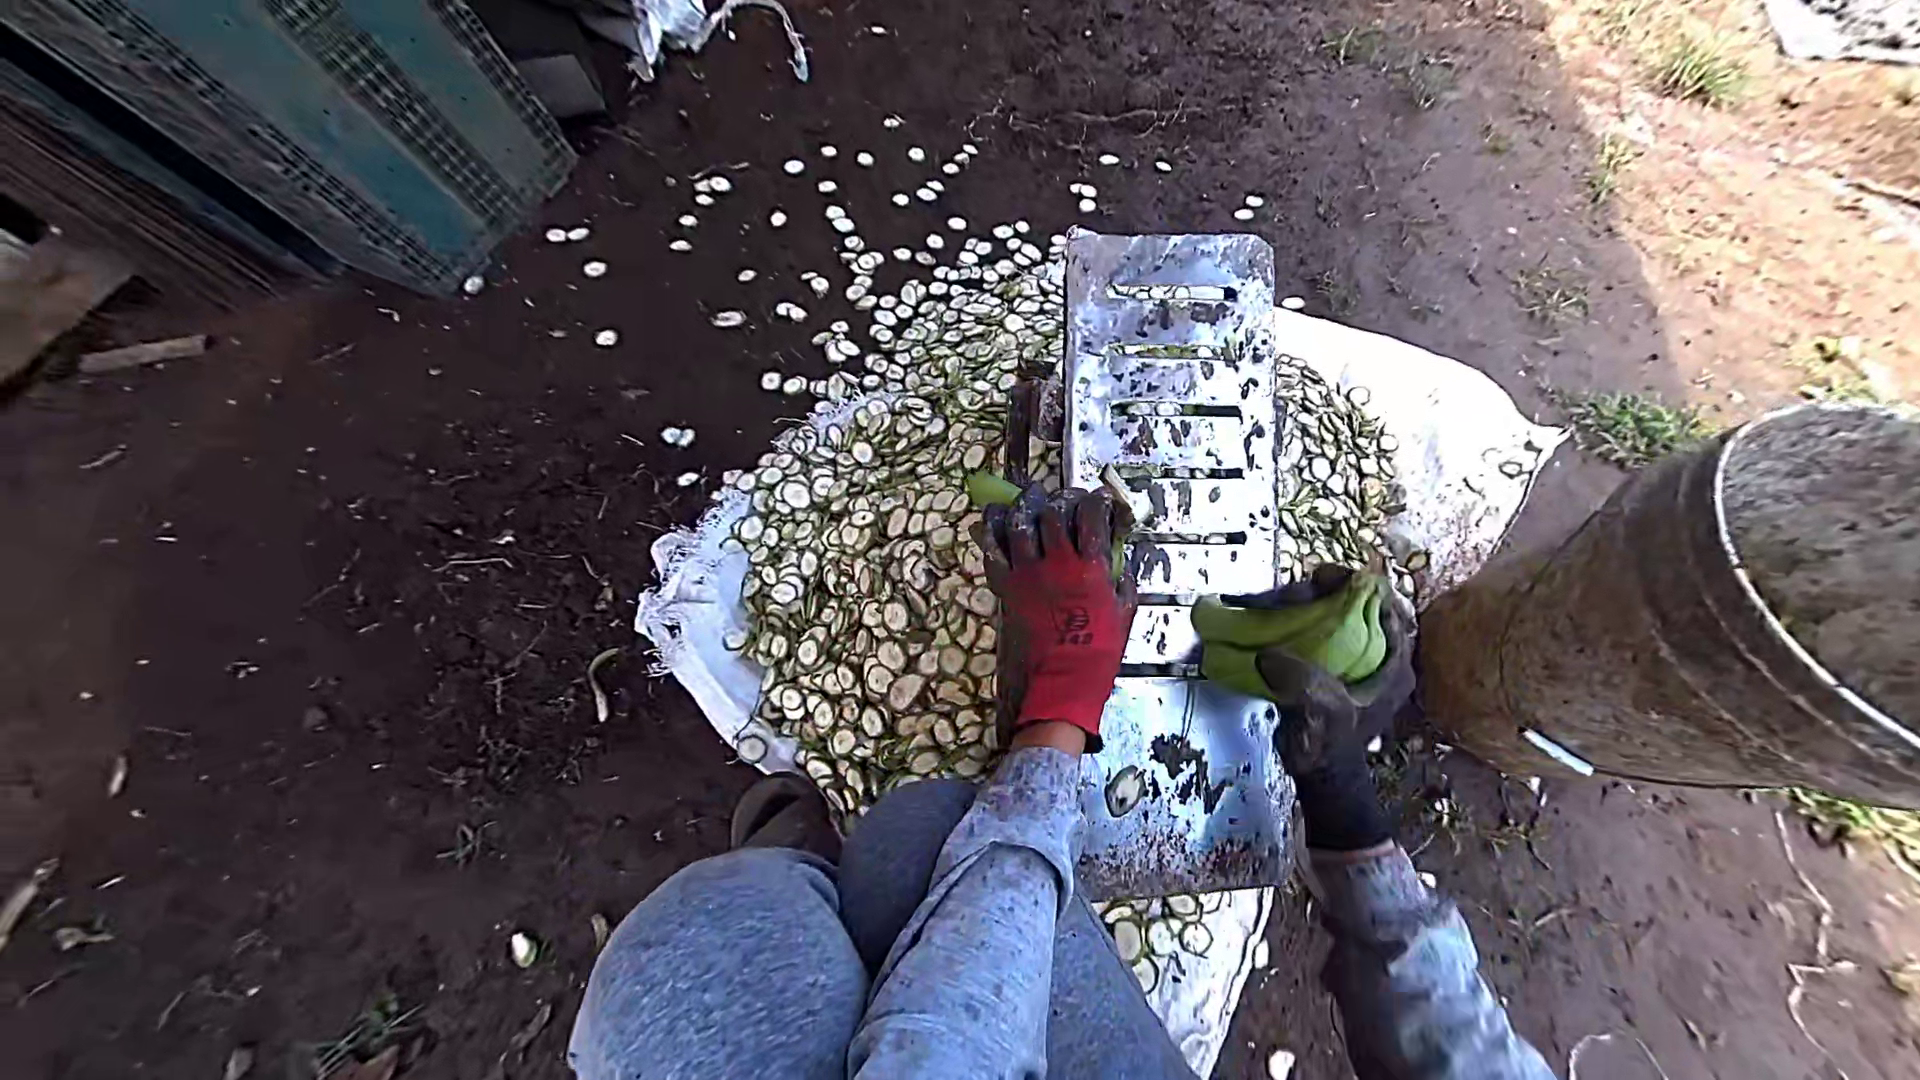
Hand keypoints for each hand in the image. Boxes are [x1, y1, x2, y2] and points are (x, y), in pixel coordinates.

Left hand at [973, 485, 1136, 751]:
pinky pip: (992, 550)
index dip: (1096, 500)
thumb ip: (1123, 582)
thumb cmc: (1098, 652)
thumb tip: (1119, 564)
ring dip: (1025, 505)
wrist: (1062, 681)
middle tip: (1064, 499)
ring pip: (1020, 523)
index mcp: (1091, 568)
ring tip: (1031, 497)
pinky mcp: (1006, 587)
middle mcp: (1057, 562)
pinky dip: (990, 530)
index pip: (1092, 516)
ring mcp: (1027, 573)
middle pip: (1053, 513)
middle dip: (1061, 499)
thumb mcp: (1125, 614)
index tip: (1099, 498)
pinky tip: (993, 516)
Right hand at [1201, 566, 1416, 849]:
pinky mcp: (1326, 666)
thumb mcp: (1320, 711)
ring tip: (1271, 605)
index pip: (1383, 604)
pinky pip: (1311, 631)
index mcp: (1392, 662)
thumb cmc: (1329, 745)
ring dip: (1300, 606)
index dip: (1355, 584)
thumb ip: (1301, 682)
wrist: (1319, 773)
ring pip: (1330, 616)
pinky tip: (1269, 621)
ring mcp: (1351, 660)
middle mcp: (1376, 655)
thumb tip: (1269, 653)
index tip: (1321, 577)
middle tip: (1285, 594)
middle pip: (1352, 605)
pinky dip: (1291, 621)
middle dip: (1317, 594)